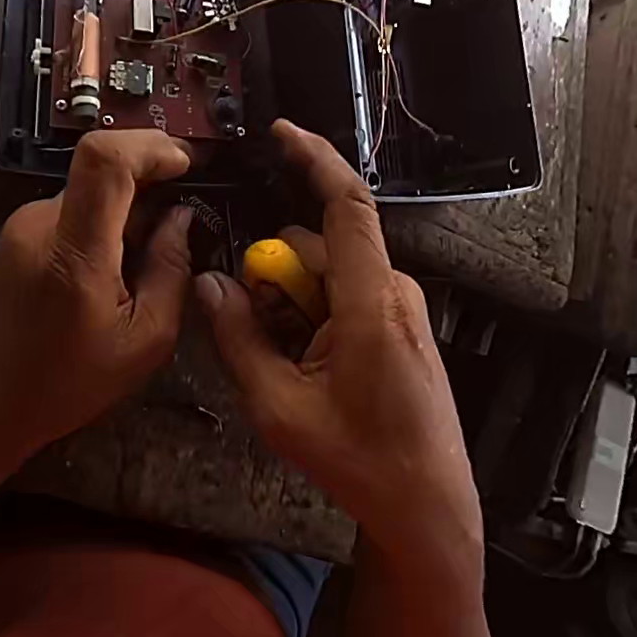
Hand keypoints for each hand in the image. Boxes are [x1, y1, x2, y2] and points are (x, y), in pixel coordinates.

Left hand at [0, 130, 193, 494]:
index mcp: (74, 252)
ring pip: (97, 189)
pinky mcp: (22, 229)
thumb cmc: (67, 382)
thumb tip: (183, 215)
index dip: (151, 146)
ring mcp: (26, 222)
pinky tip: (119, 265)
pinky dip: (111, 221)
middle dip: (155, 185)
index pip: (104, 159)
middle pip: (108, 169)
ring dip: (134, 209)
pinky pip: (80, 206)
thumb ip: (172, 268)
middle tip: (181, 225)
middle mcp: (42, 222)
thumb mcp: (146, 339)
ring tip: (146, 261)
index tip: (187, 163)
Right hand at [194, 120, 481, 573]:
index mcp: (371, 298)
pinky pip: (347, 294)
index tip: (282, 133)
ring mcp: (399, 305)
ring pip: (330, 274)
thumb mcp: (280, 408)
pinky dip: (315, 312)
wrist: (428, 503)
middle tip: (251, 326)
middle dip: (277, 274)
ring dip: (294, 301)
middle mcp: (391, 288)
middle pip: (320, 248)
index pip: (347, 204)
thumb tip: (208, 284)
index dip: (315, 159)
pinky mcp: (398, 322)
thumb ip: (238, 340)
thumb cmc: (360, 459)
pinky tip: (307, 363)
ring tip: (284, 364)